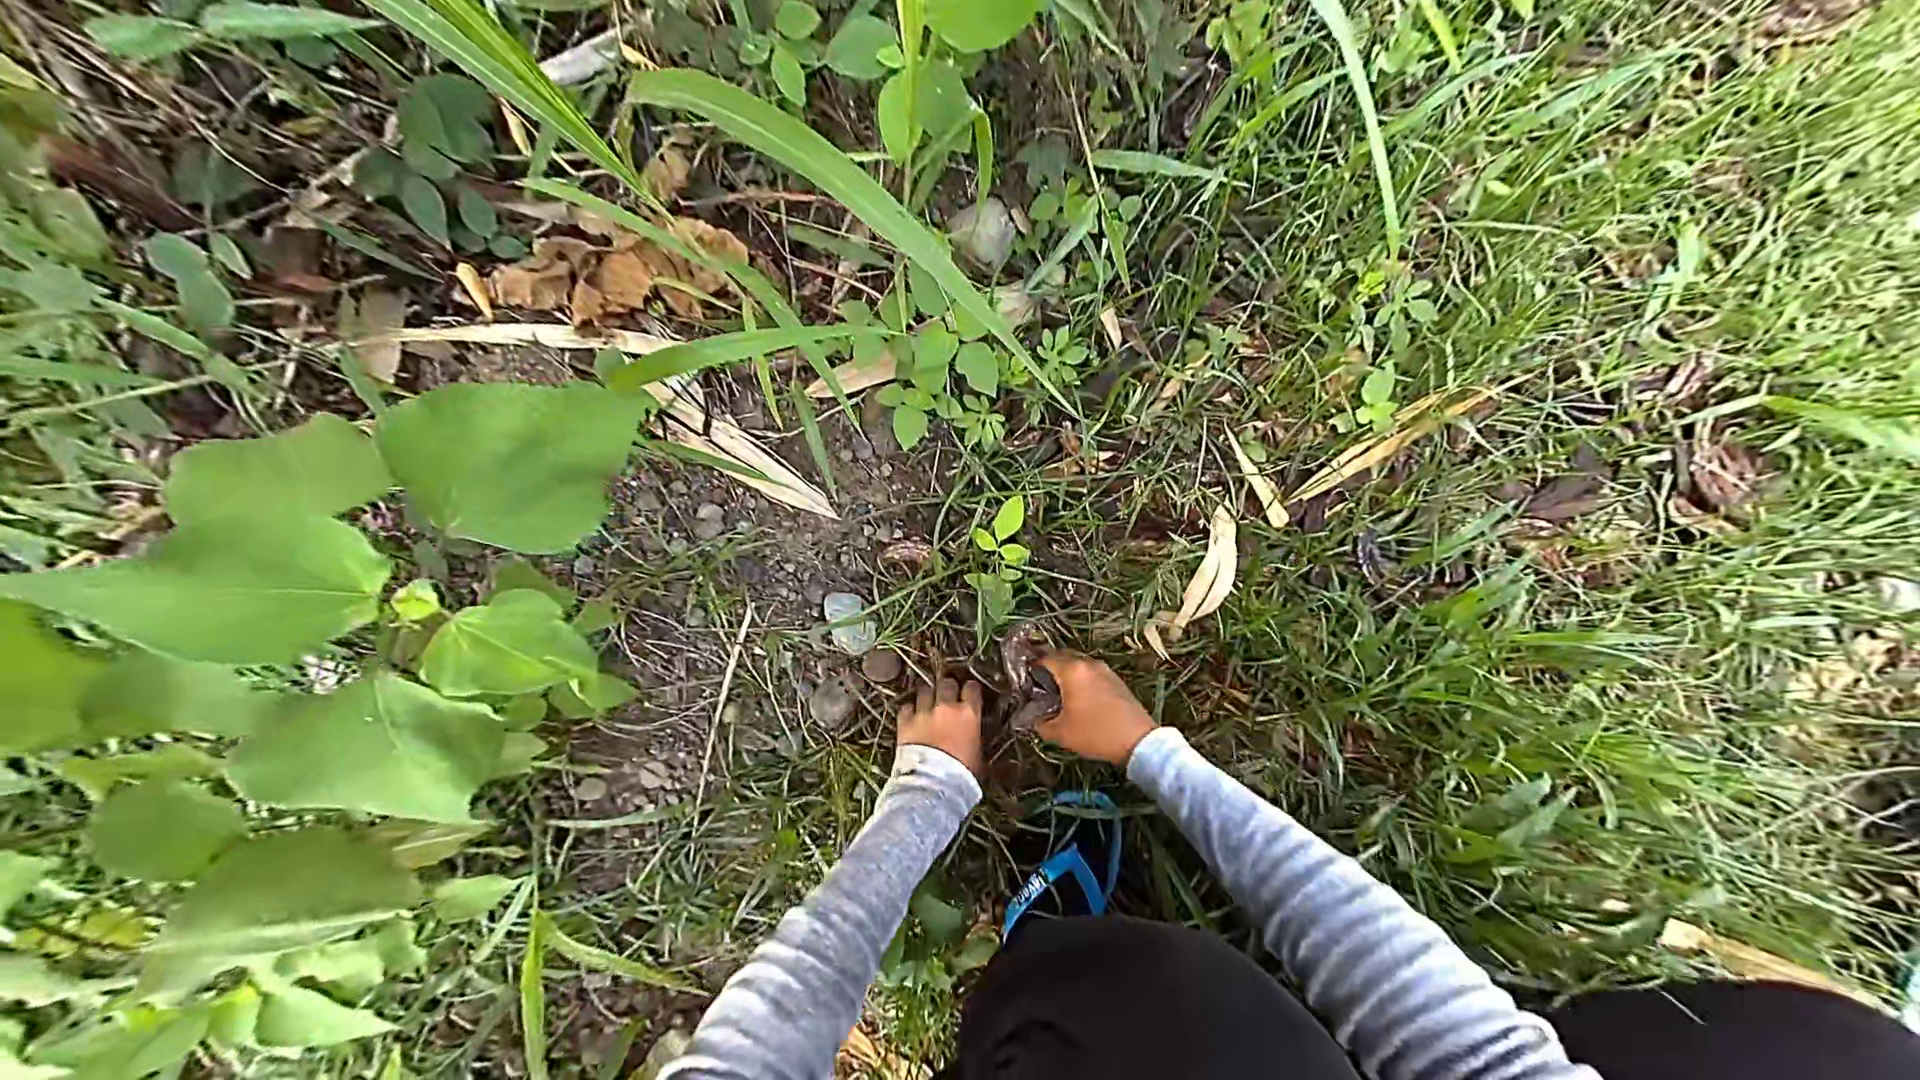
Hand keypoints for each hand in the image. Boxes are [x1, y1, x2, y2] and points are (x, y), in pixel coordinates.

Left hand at [898, 677, 983, 776]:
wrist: (933, 785)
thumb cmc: (959, 776)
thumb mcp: (978, 756)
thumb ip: (975, 739)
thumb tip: (975, 740)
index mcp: (968, 714)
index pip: (972, 689)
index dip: (970, 689)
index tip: (969, 692)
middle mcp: (946, 708)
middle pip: (947, 684)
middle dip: (947, 687)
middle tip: (947, 695)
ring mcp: (924, 713)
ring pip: (925, 690)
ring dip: (927, 694)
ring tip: (927, 702)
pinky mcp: (905, 722)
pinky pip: (906, 707)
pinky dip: (908, 710)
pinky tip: (911, 715)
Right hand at [1035, 652, 1155, 765]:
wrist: (1138, 740)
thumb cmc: (1095, 733)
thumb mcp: (1061, 733)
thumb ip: (1041, 723)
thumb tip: (1034, 718)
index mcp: (1072, 671)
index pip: (1045, 658)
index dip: (1032, 665)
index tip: (1024, 674)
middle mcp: (1088, 664)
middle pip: (1062, 656)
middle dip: (1049, 665)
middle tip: (1038, 680)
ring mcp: (1105, 670)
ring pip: (1079, 664)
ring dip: (1066, 672)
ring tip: (1057, 689)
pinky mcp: (1116, 680)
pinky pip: (1092, 672)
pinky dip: (1081, 678)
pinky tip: (1079, 695)